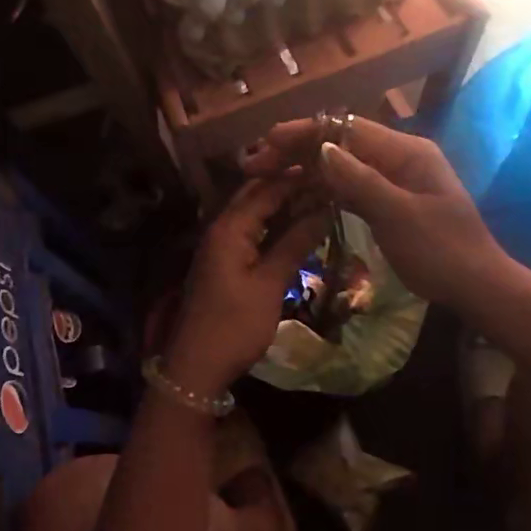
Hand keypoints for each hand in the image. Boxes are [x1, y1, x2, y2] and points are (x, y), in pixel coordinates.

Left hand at [164, 175, 327, 396]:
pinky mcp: (224, 263)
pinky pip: (251, 234)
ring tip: (323, 200)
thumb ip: (295, 244)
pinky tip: (299, 229)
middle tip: (329, 181)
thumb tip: (324, 209)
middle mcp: (220, 229)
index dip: (298, 177)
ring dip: (284, 207)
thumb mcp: (269, 284)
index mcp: (229, 228)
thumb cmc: (235, 324)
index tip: (332, 167)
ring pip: (254, 215)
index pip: (266, 188)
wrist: (198, 363)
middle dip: (290, 187)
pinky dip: (274, 228)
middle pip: (257, 197)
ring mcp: (220, 246)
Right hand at [243, 118, 516, 309]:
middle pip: (339, 144)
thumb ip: (360, 180)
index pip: (346, 129)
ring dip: (303, 168)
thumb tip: (322, 148)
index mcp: (406, 152)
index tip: (267, 142)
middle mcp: (397, 158)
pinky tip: (295, 195)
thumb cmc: (442, 250)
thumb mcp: (399, 215)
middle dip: (296, 150)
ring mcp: (392, 180)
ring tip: (265, 176)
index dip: (304, 133)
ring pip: (338, 166)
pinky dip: (320, 188)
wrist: (477, 287)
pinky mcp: (385, 202)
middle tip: (255, 163)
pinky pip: (346, 187)